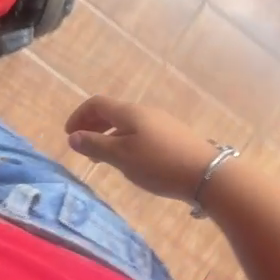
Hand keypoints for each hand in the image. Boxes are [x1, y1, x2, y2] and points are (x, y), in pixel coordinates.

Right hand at [65, 97, 225, 200]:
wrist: (210, 175)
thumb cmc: (160, 164)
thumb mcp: (122, 157)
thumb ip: (95, 145)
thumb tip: (73, 137)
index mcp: (129, 113)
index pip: (96, 104)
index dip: (79, 116)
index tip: (69, 135)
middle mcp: (145, 113)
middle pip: (112, 113)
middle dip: (92, 126)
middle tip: (82, 146)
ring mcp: (162, 124)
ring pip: (127, 125)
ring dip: (109, 136)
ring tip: (103, 158)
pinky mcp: (174, 138)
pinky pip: (141, 134)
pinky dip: (125, 142)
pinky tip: (130, 162)